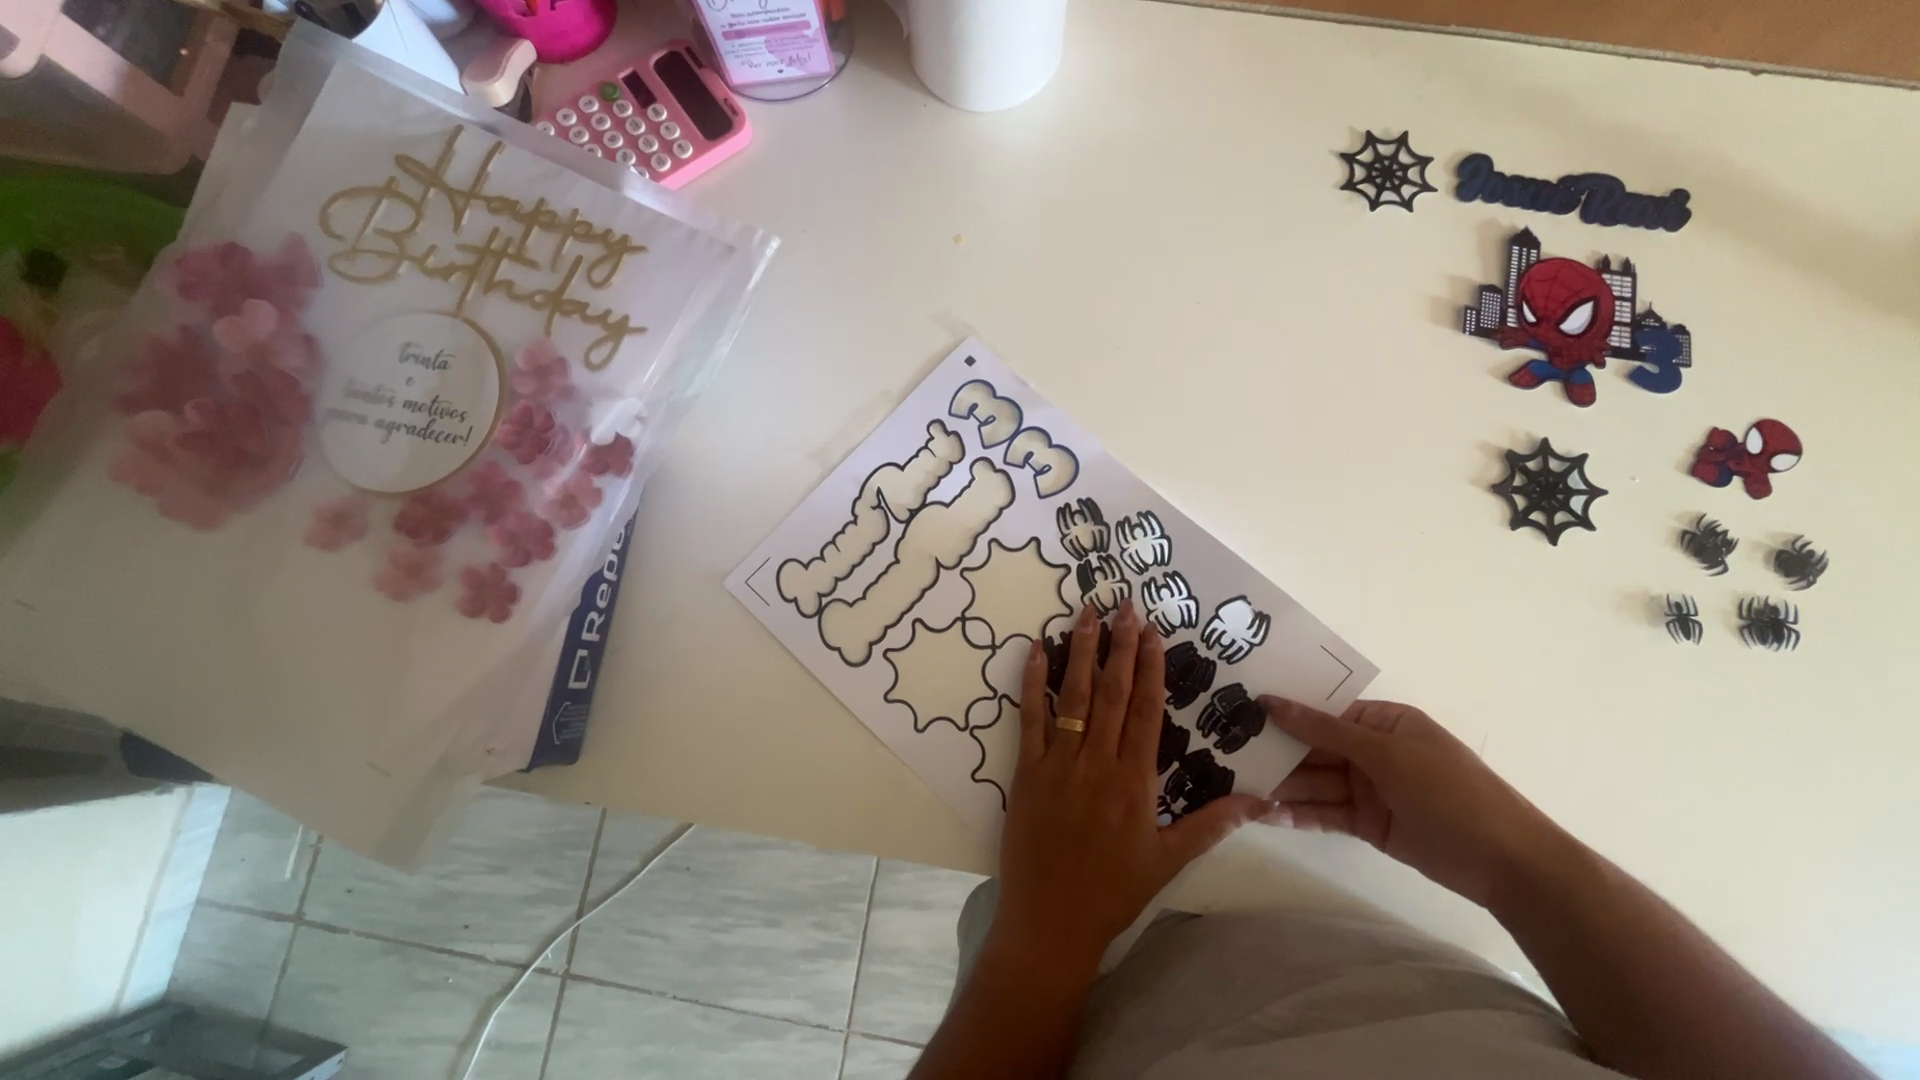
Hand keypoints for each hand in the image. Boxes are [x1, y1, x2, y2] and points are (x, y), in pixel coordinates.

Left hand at [993, 602, 1266, 967]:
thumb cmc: (1113, 890)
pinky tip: (1036, 650)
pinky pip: (1030, 718)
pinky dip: (1032, 682)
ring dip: (1081, 652)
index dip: (1151, 668)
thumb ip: (1212, 824)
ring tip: (1086, 613)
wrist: (1052, 919)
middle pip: (1113, 693)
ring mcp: (1058, 764)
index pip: (1147, 711)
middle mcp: (1098, 762)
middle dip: (1120, 646)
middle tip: (1125, 605)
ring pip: (1074, 697)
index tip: (1153, 632)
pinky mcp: (1025, 771)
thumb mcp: (1169, 860)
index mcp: (1135, 781)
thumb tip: (1261, 801)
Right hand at [1258, 697, 1568, 909]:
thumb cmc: (1450, 791)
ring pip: (1314, 782)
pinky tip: (1265, 814)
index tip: (1237, 711)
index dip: (1284, 712)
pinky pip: (1324, 813)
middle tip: (1226, 753)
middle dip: (1276, 752)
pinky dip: (1297, 814)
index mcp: (1384, 722)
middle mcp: (1373, 751)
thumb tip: (1272, 701)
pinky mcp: (1366, 823)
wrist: (1506, 863)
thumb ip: (1325, 730)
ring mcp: (1369, 789)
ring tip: (1236, 786)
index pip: (1324, 711)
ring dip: (1281, 785)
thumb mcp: (1387, 753)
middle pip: (1314, 748)